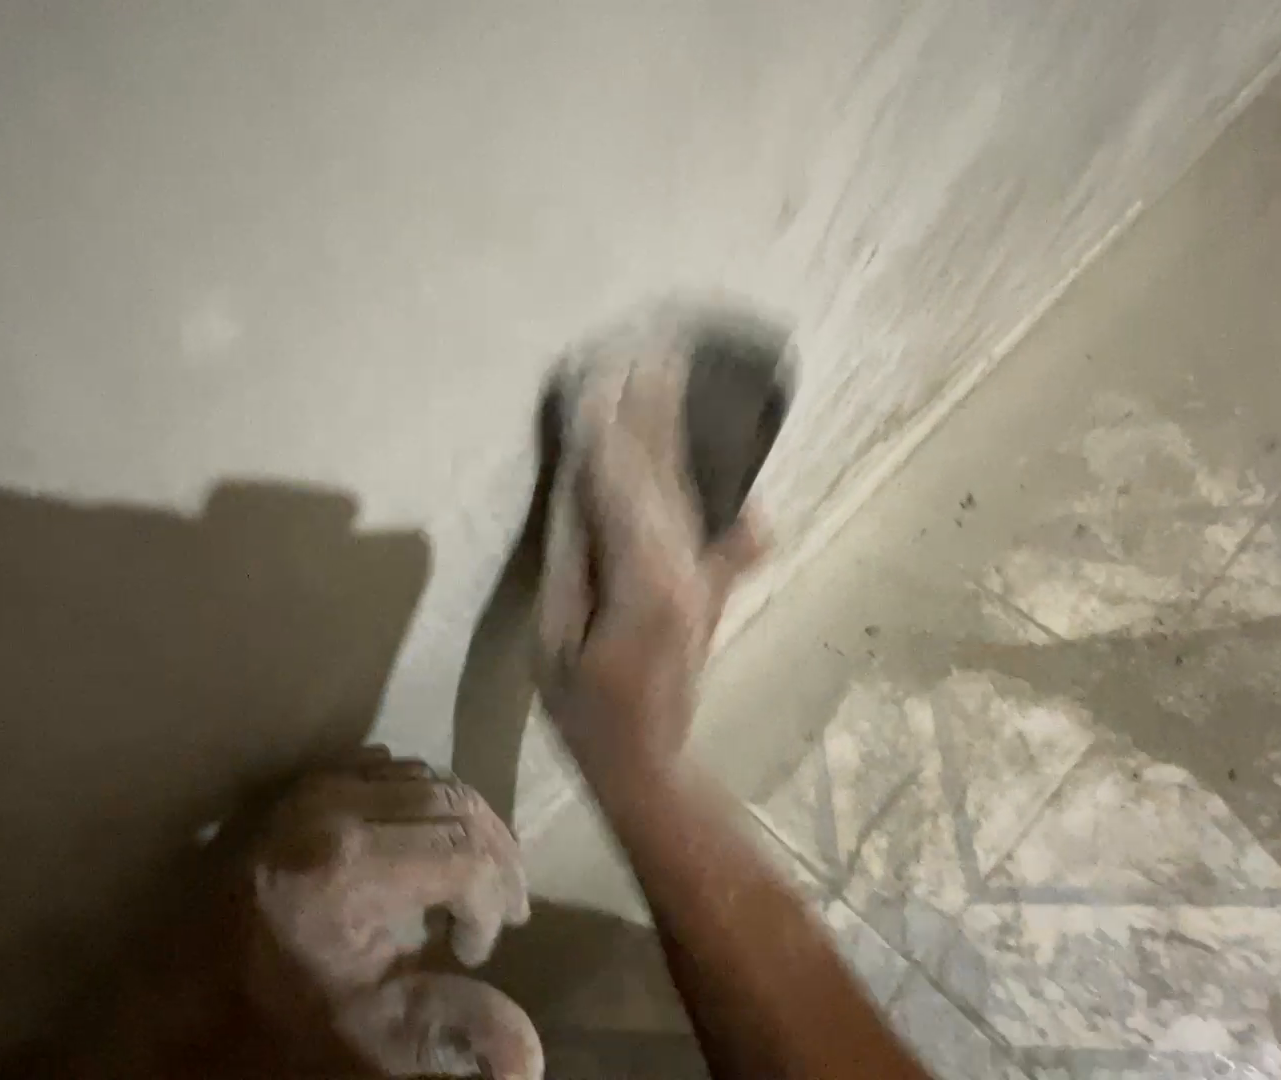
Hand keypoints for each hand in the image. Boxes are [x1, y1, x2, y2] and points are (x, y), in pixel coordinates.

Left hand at [244, 747, 539, 1078]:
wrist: (173, 997)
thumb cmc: (271, 1021)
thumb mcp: (364, 1037)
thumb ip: (450, 1031)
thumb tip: (530, 1059)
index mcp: (352, 869)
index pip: (466, 859)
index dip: (493, 902)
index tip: (476, 949)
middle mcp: (339, 808)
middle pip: (457, 807)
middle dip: (496, 856)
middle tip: (510, 904)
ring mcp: (319, 786)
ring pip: (429, 779)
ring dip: (468, 823)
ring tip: (480, 873)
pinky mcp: (306, 782)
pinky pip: (390, 768)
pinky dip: (426, 797)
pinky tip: (431, 836)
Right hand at [535, 377, 762, 776]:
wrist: (647, 758)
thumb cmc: (585, 710)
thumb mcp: (555, 639)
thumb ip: (572, 560)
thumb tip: (581, 489)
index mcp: (646, 581)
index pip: (620, 486)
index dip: (605, 433)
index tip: (594, 381)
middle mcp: (690, 566)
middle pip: (664, 475)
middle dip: (649, 412)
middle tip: (645, 352)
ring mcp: (710, 574)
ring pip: (692, 488)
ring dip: (677, 429)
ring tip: (670, 375)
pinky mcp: (715, 583)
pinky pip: (724, 521)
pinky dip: (719, 480)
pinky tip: (722, 448)